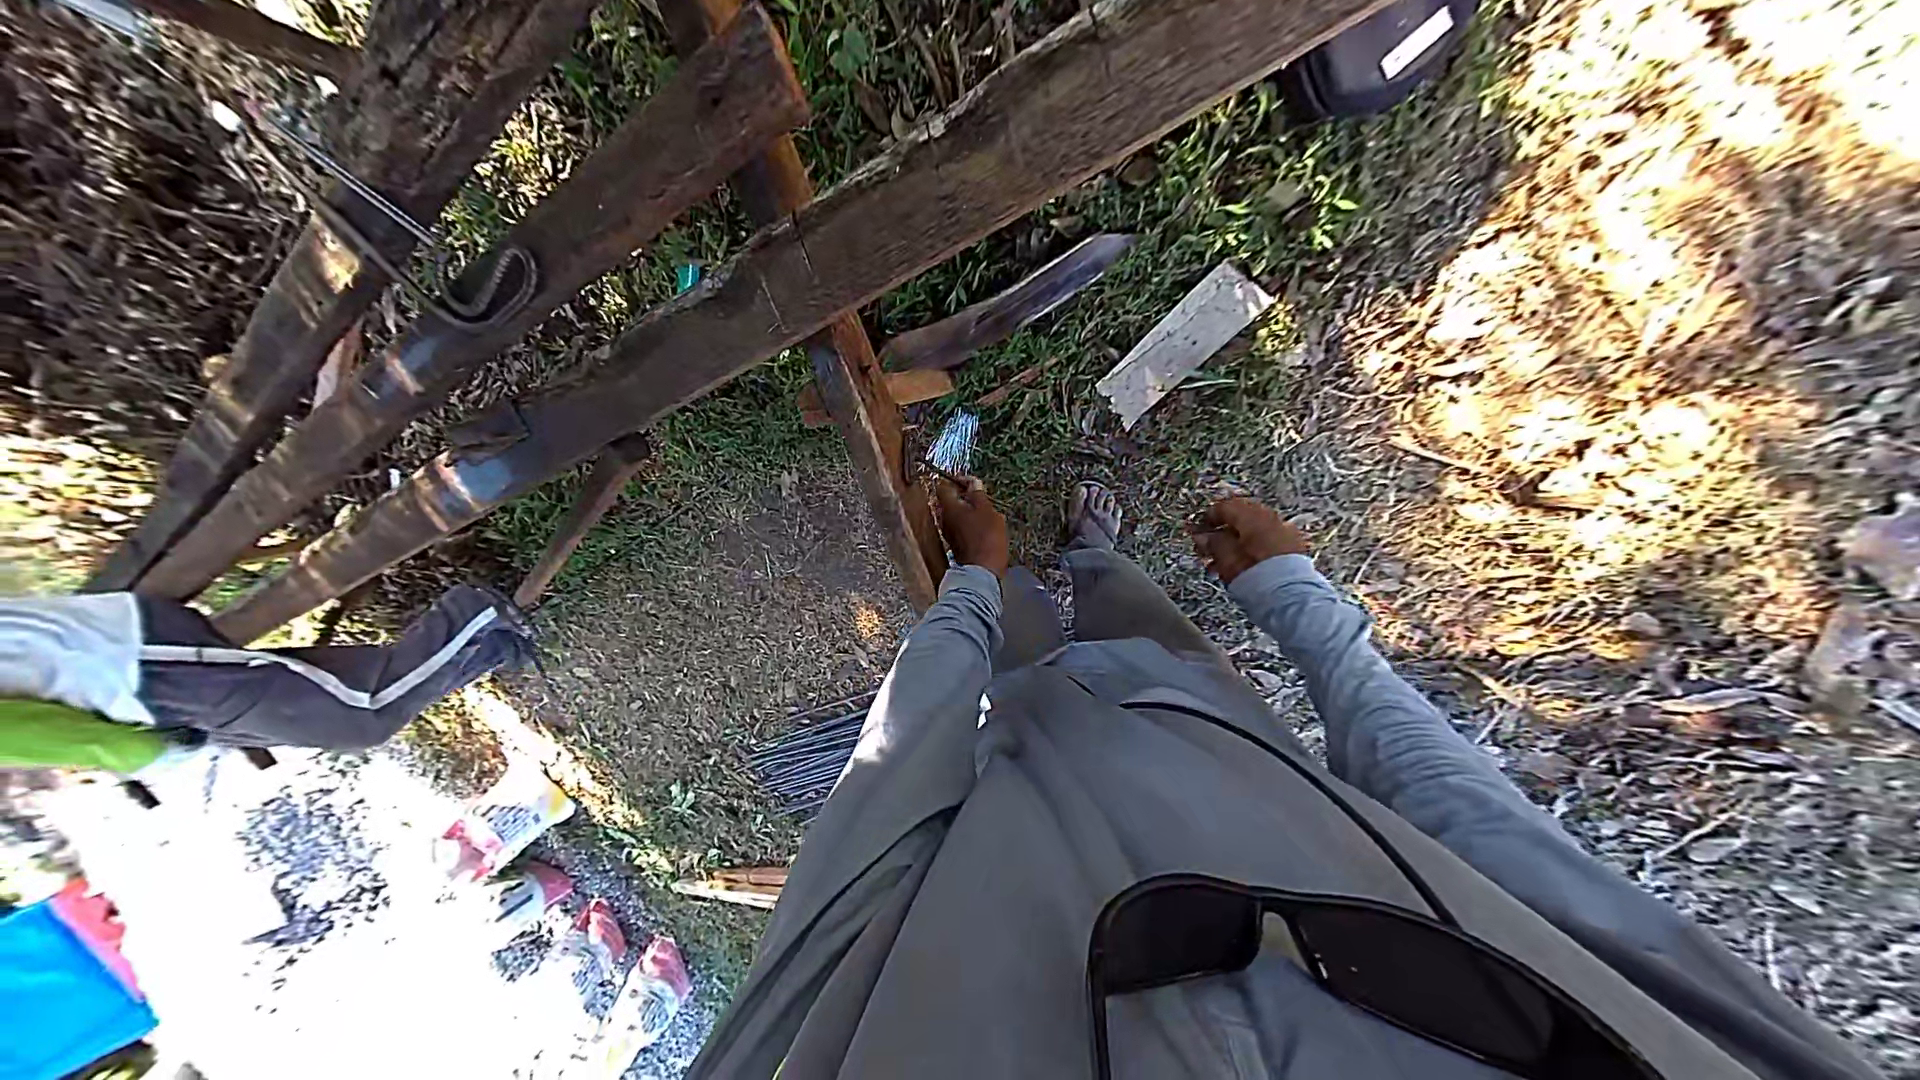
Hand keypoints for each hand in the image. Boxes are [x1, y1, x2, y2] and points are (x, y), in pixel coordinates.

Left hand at [935, 477, 1008, 576]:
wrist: (982, 572)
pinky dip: (970, 524)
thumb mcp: (987, 510)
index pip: (944, 485)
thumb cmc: (986, 539)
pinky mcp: (956, 544)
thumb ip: (978, 494)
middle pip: (950, 500)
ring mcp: (948, 533)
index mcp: (949, 507)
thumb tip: (972, 483)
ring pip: (956, 514)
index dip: (957, 480)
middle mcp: (943, 519)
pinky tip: (985, 530)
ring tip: (987, 514)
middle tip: (982, 498)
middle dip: (965, 497)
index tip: (972, 483)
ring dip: (969, 511)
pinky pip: (961, 527)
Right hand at [1191, 496, 1307, 583]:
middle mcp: (1271, 519)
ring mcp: (1285, 534)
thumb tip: (1202, 537)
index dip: (1208, 518)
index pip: (1225, 507)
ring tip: (1222, 562)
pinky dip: (1252, 550)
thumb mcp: (1224, 557)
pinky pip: (1268, 543)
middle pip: (1241, 519)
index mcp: (1252, 515)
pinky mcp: (1294, 550)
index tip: (1198, 530)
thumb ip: (1211, 543)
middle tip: (1208, 547)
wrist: (1288, 596)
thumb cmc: (1255, 574)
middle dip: (1223, 533)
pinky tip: (1242, 566)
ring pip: (1254, 533)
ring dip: (1236, 543)